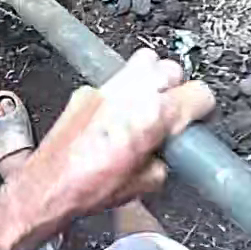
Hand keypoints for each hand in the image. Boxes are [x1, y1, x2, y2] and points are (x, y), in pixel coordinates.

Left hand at [12, 48, 214, 223]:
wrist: (48, 187)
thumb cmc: (89, 189)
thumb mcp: (146, 183)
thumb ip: (166, 158)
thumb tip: (167, 149)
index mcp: (151, 116)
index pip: (198, 93)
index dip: (202, 108)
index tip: (198, 118)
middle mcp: (129, 95)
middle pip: (171, 69)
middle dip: (176, 88)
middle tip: (171, 112)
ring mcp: (105, 89)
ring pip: (143, 61)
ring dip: (151, 79)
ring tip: (147, 104)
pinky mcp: (85, 91)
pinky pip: (114, 80)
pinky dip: (121, 91)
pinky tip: (117, 113)